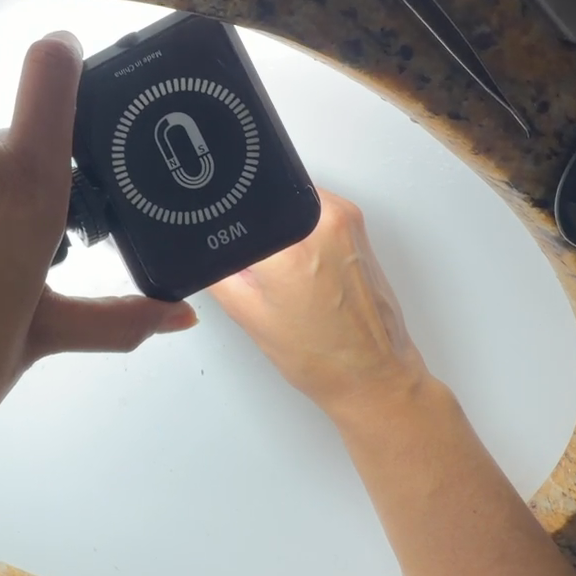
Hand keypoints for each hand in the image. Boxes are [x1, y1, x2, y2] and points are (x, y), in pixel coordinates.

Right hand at [210, 189, 430, 422]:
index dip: (223, 230)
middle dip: (251, 231)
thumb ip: (216, 269)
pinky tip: (303, 272)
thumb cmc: (320, 356)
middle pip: (262, 203)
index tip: (228, 255)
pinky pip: (310, 213)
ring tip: (285, 276)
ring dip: (275, 232)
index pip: (236, 212)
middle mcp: (324, 222)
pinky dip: (298, 235)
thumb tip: (204, 245)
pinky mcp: (356, 224)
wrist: (370, 373)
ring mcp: (346, 219)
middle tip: (258, 272)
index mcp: (291, 246)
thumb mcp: (244, 312)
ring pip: (285, 205)